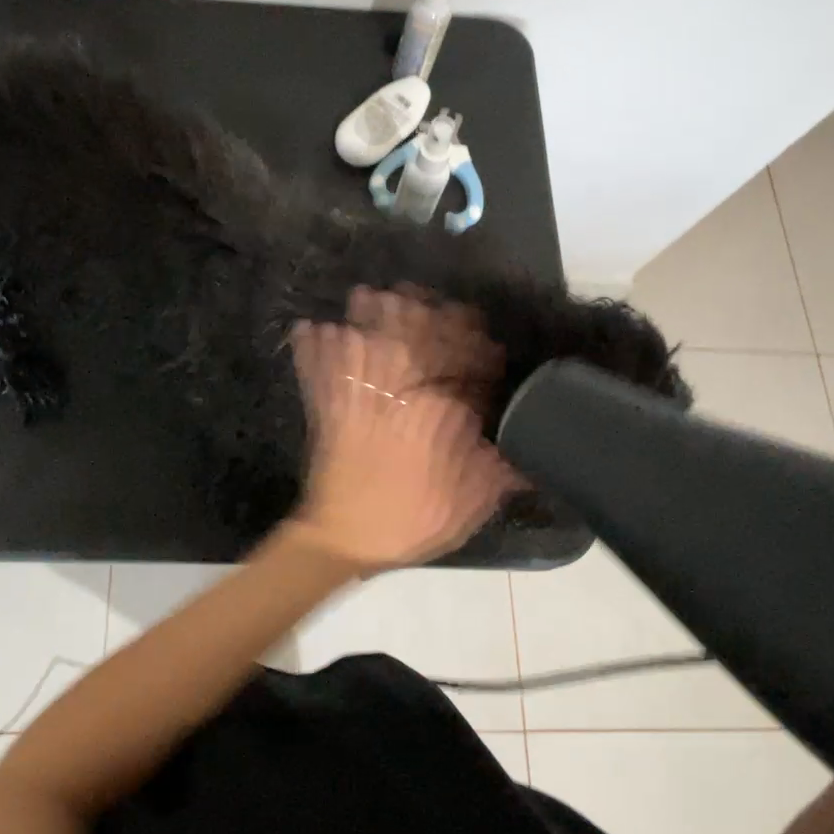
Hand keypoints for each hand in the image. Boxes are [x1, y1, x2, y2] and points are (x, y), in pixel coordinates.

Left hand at [289, 289, 520, 570]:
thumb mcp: (469, 502)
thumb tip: (524, 451)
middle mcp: (395, 392)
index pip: (460, 362)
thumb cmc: (412, 522)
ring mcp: (356, 397)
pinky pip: (317, 370)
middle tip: (420, 295)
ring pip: (363, 344)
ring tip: (369, 293)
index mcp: (436, 411)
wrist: (345, 540)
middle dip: (417, 313)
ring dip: (367, 317)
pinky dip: (313, 347)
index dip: (472, 343)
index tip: (478, 331)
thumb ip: (497, 471)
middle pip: (409, 339)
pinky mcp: (326, 409)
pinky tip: (309, 327)